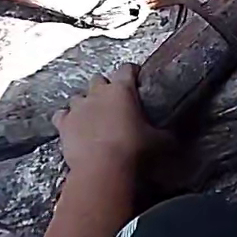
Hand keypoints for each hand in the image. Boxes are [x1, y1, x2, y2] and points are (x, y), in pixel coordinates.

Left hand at [54, 63, 166, 186]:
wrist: (102, 168)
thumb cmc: (134, 149)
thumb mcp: (159, 141)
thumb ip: (165, 134)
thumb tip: (174, 137)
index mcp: (122, 89)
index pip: (127, 68)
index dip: (132, 72)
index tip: (136, 79)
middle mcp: (98, 92)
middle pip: (99, 79)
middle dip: (105, 88)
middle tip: (114, 103)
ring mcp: (78, 107)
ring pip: (78, 96)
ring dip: (85, 103)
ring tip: (93, 116)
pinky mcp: (64, 123)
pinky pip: (62, 115)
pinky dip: (67, 119)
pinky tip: (73, 127)